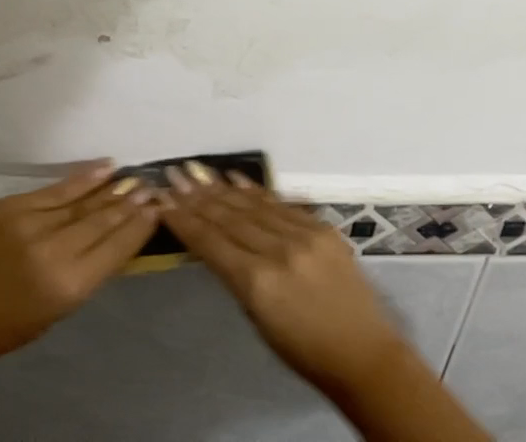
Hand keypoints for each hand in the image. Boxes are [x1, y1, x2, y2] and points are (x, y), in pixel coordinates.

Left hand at [0, 161, 159, 374]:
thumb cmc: (1, 329)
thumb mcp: (54, 312)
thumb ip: (85, 275)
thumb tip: (115, 240)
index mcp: (67, 287)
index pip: (115, 249)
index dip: (139, 227)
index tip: (158, 209)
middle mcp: (53, 251)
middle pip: (102, 221)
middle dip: (130, 204)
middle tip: (152, 189)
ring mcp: (29, 224)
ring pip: (82, 202)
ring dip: (112, 189)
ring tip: (135, 179)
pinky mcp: (11, 207)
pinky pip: (56, 189)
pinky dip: (83, 178)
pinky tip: (105, 168)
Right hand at [159, 164, 406, 391]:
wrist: (363, 354)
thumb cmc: (303, 351)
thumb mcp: (257, 319)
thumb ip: (235, 277)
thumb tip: (213, 243)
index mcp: (257, 282)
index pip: (210, 242)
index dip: (184, 219)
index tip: (163, 200)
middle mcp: (278, 251)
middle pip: (228, 217)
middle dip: (197, 195)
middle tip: (173, 174)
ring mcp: (304, 236)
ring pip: (252, 205)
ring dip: (221, 188)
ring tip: (196, 171)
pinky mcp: (323, 229)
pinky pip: (281, 204)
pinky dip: (256, 191)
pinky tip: (235, 179)